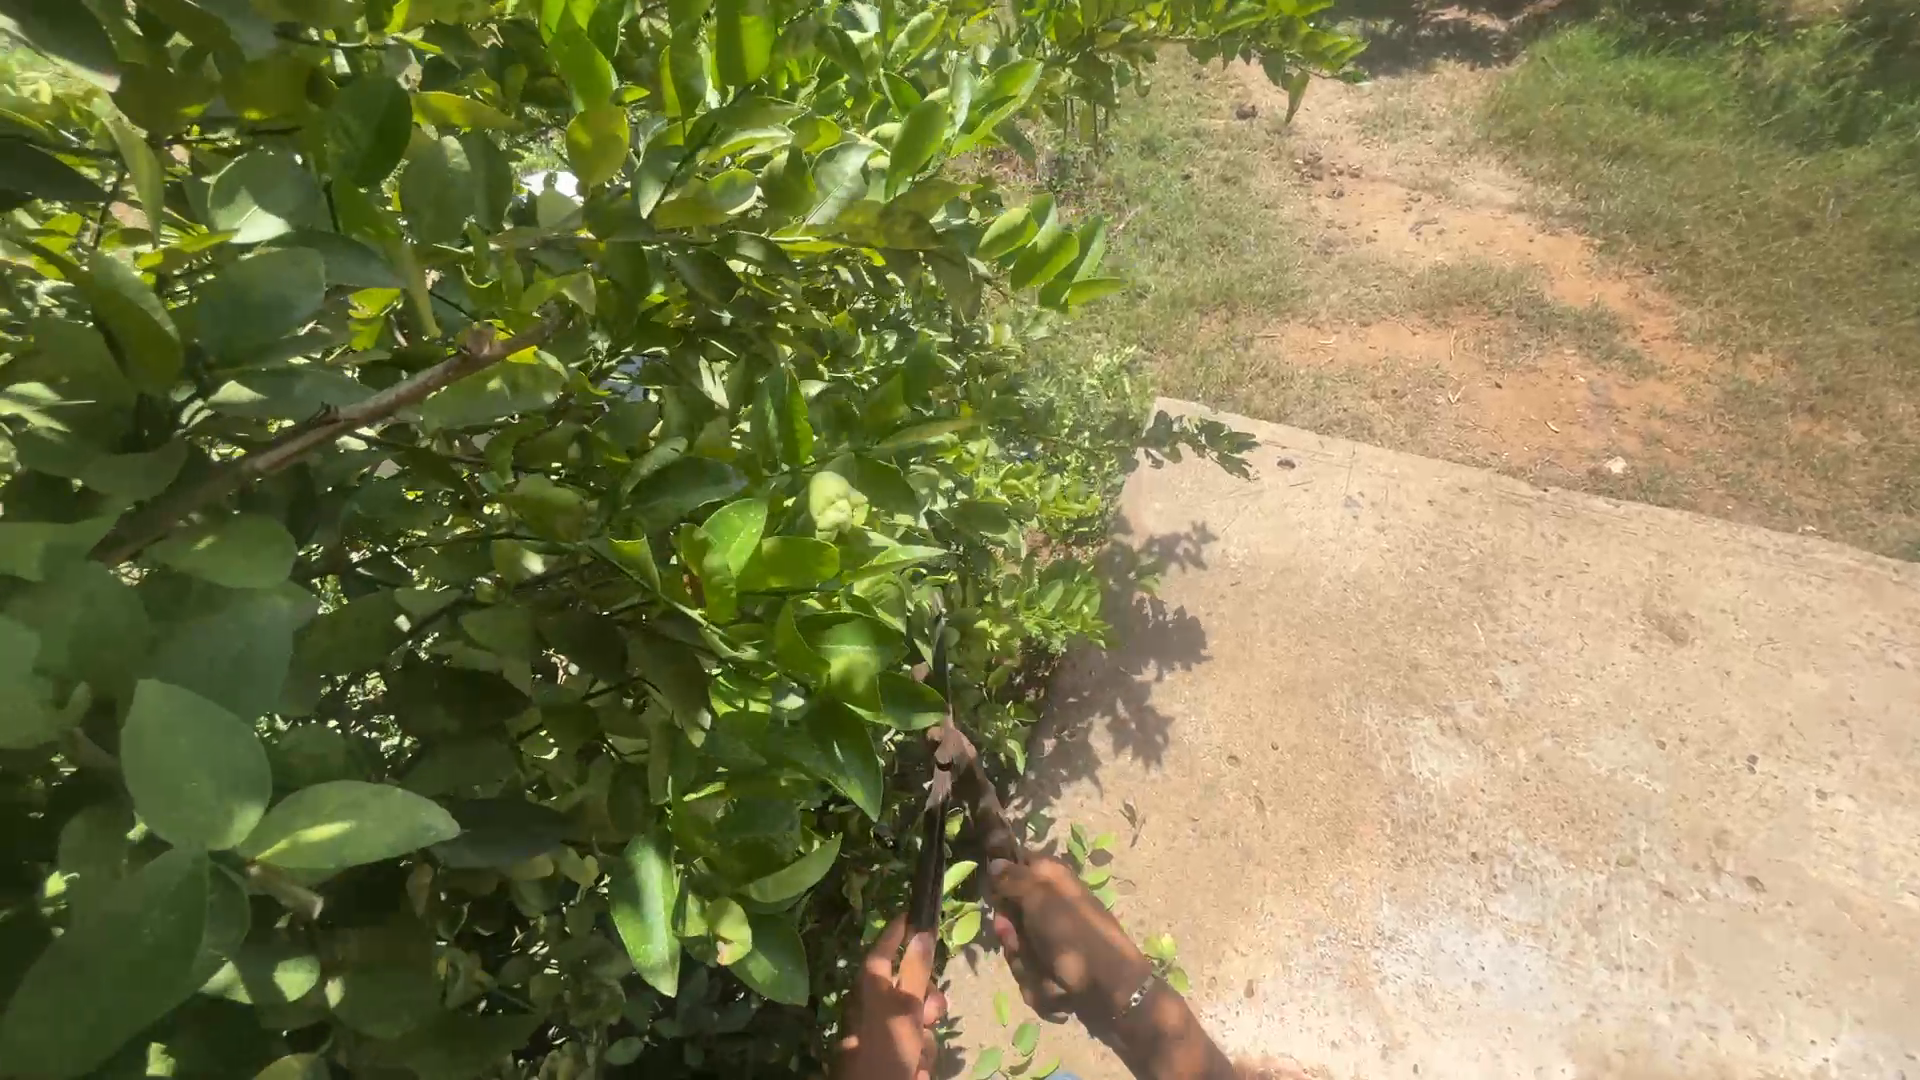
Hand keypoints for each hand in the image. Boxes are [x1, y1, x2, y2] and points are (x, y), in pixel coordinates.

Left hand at [833, 915, 946, 1079]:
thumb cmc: (885, 1047)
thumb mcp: (906, 1006)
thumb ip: (917, 971)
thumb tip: (922, 931)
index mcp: (872, 984)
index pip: (886, 945)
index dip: (900, 929)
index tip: (914, 913)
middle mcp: (875, 1003)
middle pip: (912, 987)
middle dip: (928, 1004)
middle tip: (930, 1018)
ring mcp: (883, 1031)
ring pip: (919, 1021)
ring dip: (924, 1039)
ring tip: (916, 1059)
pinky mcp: (891, 1056)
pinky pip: (916, 1047)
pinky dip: (918, 1061)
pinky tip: (913, 1074)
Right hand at [987, 855, 1152, 1022]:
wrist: (1110, 988)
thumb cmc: (1073, 934)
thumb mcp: (1039, 897)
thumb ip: (1012, 878)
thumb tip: (995, 863)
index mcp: (1051, 878)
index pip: (1014, 868)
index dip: (1002, 885)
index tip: (998, 899)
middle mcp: (1052, 905)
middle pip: (1011, 916)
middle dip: (1012, 937)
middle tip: (1018, 943)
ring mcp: (1055, 939)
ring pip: (1019, 949)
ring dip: (1026, 965)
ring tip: (1045, 975)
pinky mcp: (1057, 969)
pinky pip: (1033, 975)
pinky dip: (1040, 985)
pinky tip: (1056, 992)